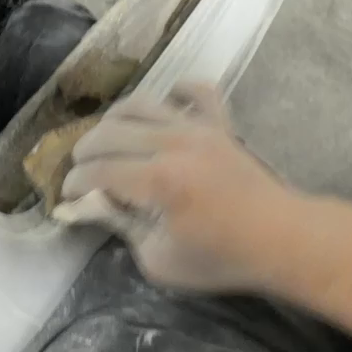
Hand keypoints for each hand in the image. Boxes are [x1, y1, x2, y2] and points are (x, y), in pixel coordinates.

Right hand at [58, 83, 297, 292]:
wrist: (284, 241)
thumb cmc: (221, 258)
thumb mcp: (159, 261)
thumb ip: (123, 229)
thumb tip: (97, 205)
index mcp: (158, 182)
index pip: (99, 172)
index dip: (74, 184)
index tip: (67, 197)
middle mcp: (173, 144)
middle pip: (109, 132)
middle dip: (84, 152)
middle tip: (81, 171)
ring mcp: (199, 128)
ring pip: (141, 104)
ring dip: (114, 120)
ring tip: (107, 140)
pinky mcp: (220, 124)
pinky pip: (196, 91)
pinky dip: (176, 91)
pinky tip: (165, 106)